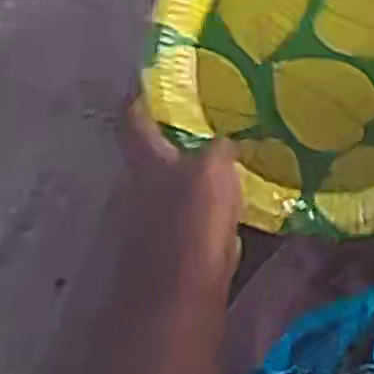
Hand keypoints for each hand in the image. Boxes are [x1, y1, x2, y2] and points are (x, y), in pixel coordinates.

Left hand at [123, 99, 242, 291]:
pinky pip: (194, 213)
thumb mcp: (214, 169)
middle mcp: (141, 190)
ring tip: (237, 157)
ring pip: (177, 185)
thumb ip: (219, 148)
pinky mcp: (173, 248)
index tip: (151, 78)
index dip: (140, 97)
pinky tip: (239, 200)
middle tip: (216, 118)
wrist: (181, 296)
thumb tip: (226, 142)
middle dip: (181, 137)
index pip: (134, 121)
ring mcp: (154, 221)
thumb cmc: (192, 222)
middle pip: (157, 154)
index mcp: (148, 164)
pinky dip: (212, 204)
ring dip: (200, 172)